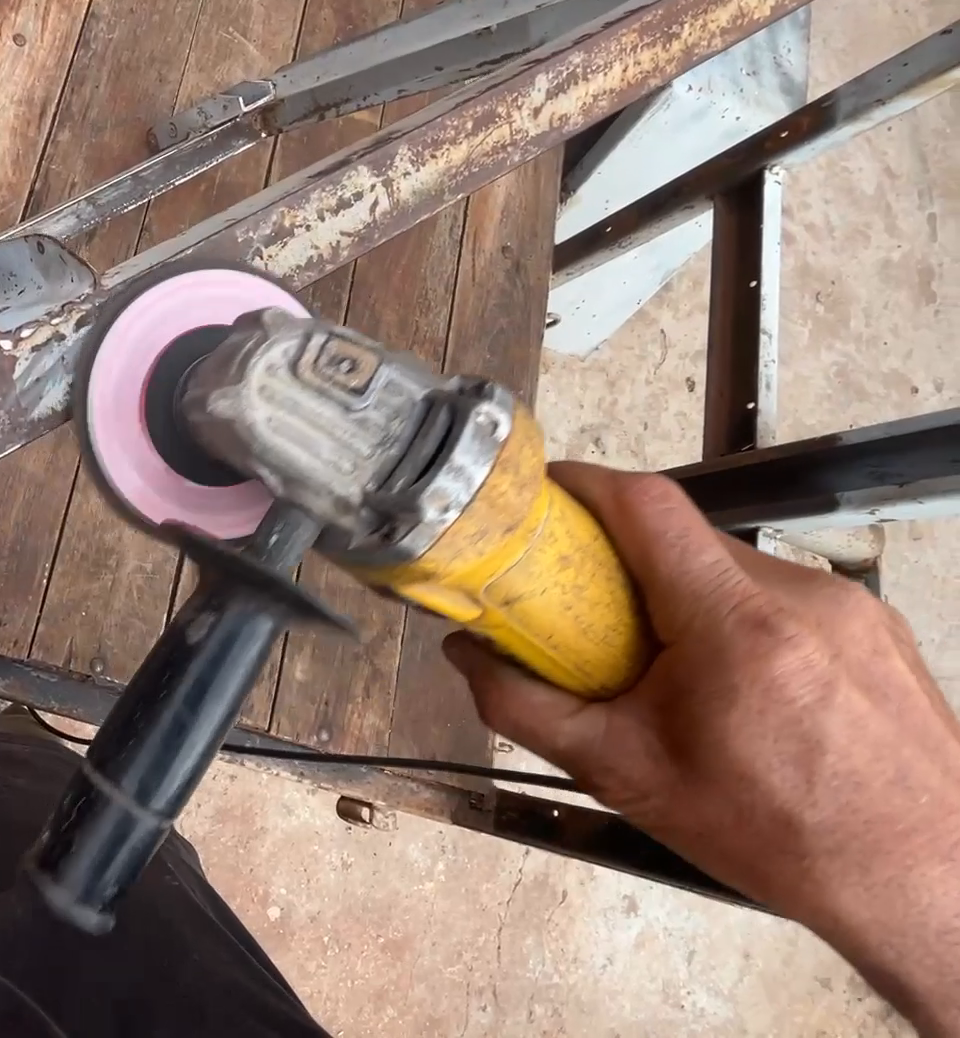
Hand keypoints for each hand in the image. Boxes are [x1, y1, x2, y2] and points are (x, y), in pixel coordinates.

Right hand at [442, 464, 959, 1034]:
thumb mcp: (615, 771)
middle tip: (566, 602)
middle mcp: (800, 595)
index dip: (579, 482)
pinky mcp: (872, 628)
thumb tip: (463, 652)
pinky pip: (766, 591)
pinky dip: (714, 609)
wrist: (933, 891)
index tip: (534, 496)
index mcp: (733, 622)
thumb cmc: (768, 831)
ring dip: (662, 585)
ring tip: (637, 650)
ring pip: (720, 562)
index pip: (646, 504)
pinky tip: (708, 673)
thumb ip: (518, 704)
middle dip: (609, 553)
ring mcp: (847, 607)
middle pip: (676, 534)